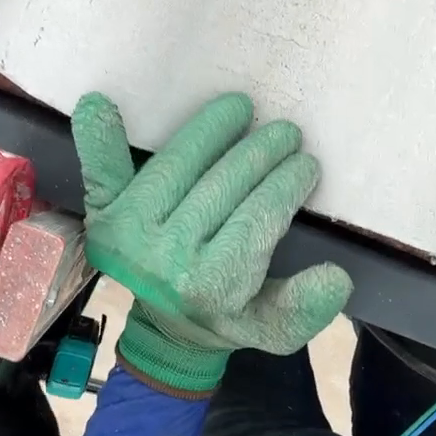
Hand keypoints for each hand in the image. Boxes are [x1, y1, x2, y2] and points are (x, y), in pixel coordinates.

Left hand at [70, 92, 352, 395]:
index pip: (257, 218)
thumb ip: (304, 307)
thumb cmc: (230, 317)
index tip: (305, 164)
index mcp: (209, 286)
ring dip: (212, 128)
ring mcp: (128, 233)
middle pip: (221, 185)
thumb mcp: (274, 328)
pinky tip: (101, 105)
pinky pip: (101, 170)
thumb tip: (335, 276)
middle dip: (261, 152)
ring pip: (177, 164)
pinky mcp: (104, 216)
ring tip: (240, 108)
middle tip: (287, 133)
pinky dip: (99, 137)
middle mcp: (162, 259)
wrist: (169, 330)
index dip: (286, 184)